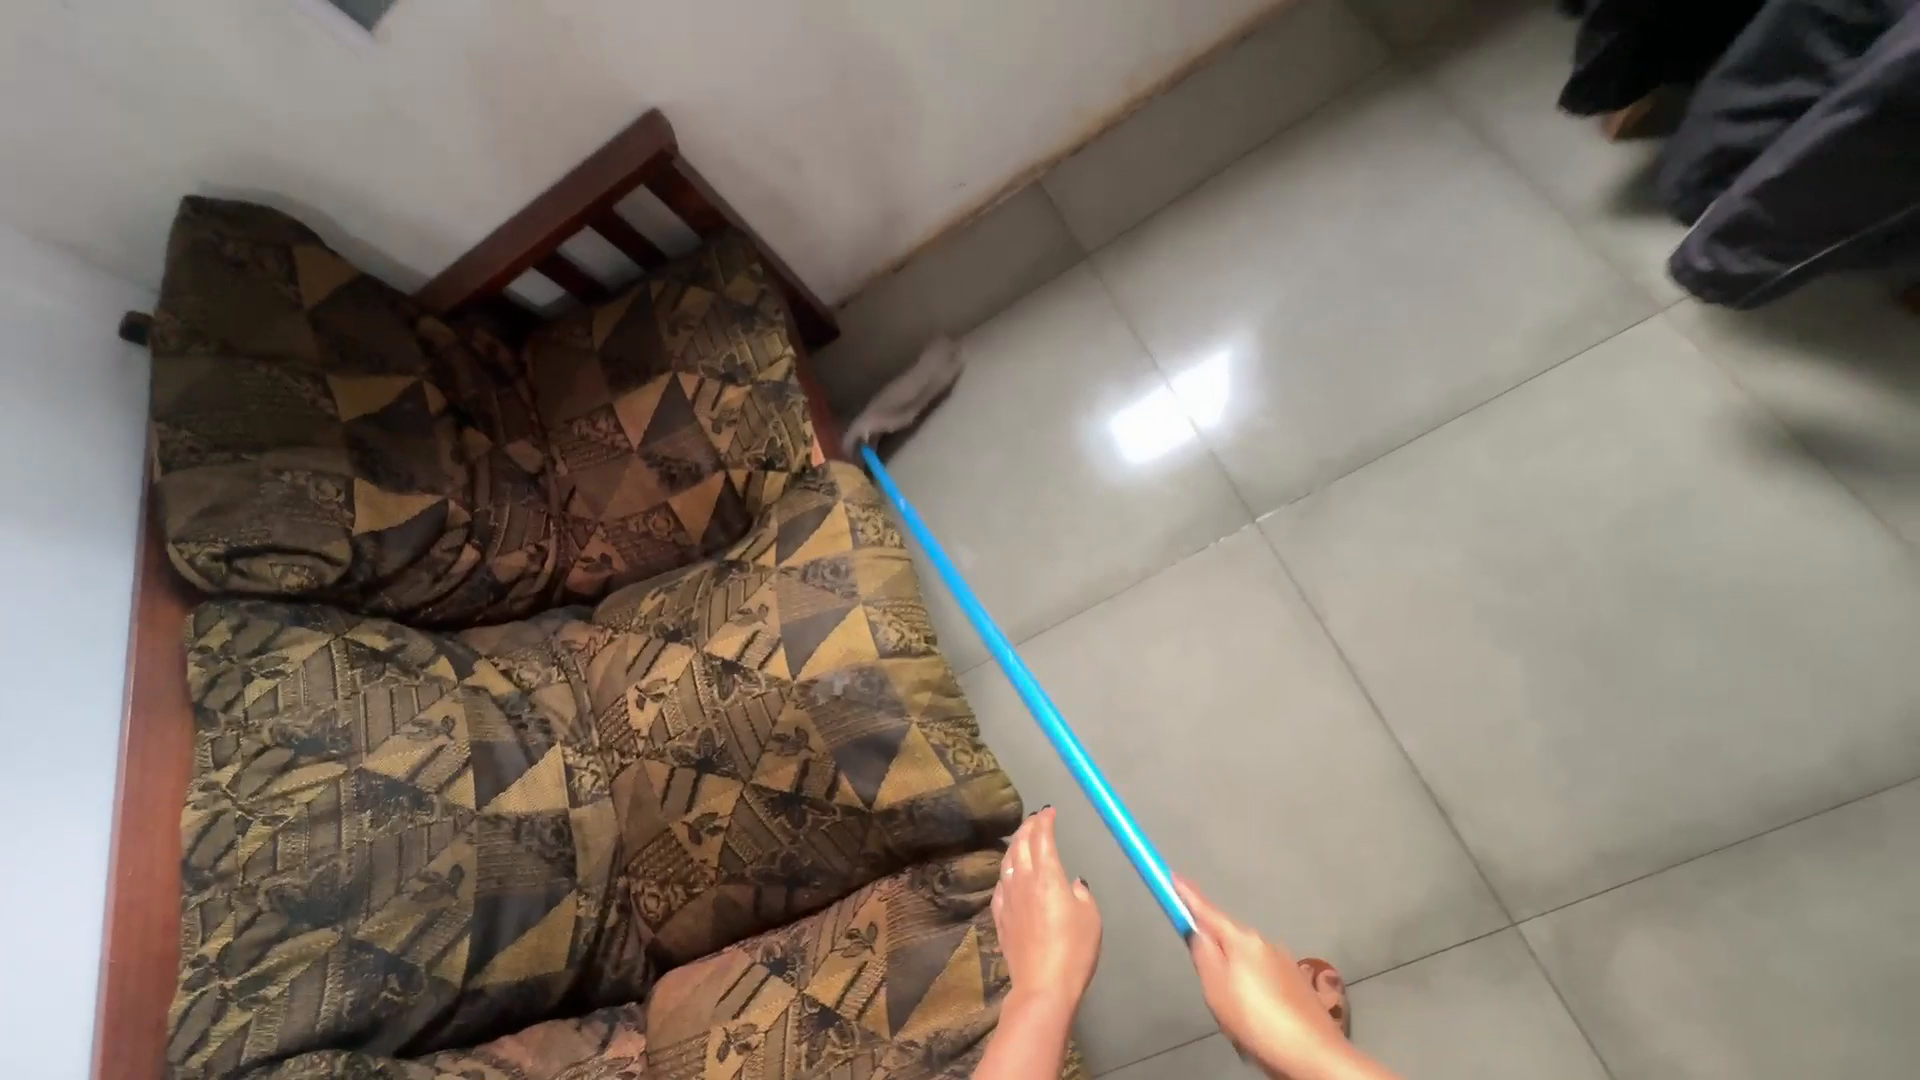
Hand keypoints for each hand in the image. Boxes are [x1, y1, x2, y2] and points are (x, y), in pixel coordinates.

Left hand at [992, 807, 1102, 1013]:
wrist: (1042, 985)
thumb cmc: (1073, 949)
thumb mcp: (1090, 917)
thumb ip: (1081, 893)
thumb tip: (1072, 883)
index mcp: (1047, 874)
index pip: (1041, 837)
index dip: (1044, 820)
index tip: (1049, 811)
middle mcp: (1023, 879)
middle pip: (1020, 844)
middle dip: (1027, 827)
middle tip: (1035, 819)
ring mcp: (1008, 898)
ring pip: (1007, 862)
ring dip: (1015, 846)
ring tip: (1022, 840)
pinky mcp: (1000, 917)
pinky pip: (1001, 885)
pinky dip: (1007, 872)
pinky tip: (1009, 875)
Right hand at [1176, 875, 1366, 1079]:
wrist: (1316, 1056)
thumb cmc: (1257, 1020)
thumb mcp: (1216, 989)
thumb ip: (1202, 954)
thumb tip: (1196, 930)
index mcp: (1242, 939)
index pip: (1206, 910)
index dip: (1186, 894)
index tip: (1171, 875)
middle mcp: (1264, 942)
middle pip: (1228, 939)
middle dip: (1216, 957)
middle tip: (1213, 991)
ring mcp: (1284, 962)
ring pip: (1245, 962)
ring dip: (1236, 979)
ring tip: (1238, 1019)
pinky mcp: (1296, 984)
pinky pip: (1263, 979)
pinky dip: (1254, 993)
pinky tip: (1258, 1022)